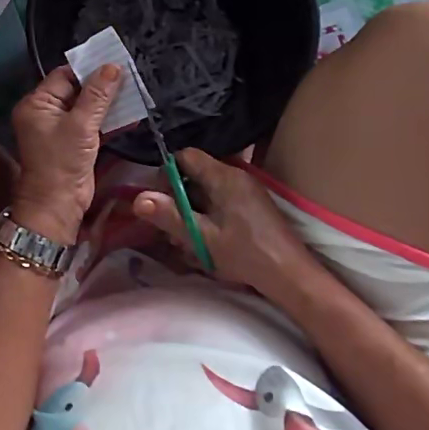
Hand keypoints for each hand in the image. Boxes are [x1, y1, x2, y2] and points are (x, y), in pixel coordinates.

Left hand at [8, 64, 121, 243]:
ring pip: (87, 106)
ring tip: (133, 90)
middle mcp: (45, 112)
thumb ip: (97, 94)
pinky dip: (108, 118)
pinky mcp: (74, 142)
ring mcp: (60, 128)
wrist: (58, 205)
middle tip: (128, 73)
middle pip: (76, 89)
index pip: (64, 76)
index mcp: (37, 104)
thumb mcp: (81, 125)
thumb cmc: (62, 162)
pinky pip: (92, 122)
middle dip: (101, 84)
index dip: (89, 68)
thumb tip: (112, 66)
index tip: (114, 61)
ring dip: (108, 101)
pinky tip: (130, 113)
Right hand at [129, 148, 322, 301]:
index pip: (186, 156)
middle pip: (196, 173)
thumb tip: (139, 198)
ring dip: (193, 211)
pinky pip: (222, 200)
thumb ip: (171, 216)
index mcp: (223, 176)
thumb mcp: (203, 237)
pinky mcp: (253, 204)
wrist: (289, 273)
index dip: (167, 173)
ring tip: (187, 240)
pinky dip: (209, 216)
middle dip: (178, 198)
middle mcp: (236, 175)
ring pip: (208, 190)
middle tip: (170, 227)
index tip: (160, 200)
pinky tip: (207, 241)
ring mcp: (247, 189)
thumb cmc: (245, 253)